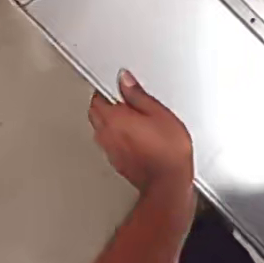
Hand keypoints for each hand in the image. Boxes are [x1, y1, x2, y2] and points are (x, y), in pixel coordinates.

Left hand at [87, 70, 194, 208]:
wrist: (168, 182)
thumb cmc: (167, 150)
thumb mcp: (158, 112)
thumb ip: (137, 94)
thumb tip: (125, 80)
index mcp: (113, 118)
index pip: (98, 97)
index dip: (107, 88)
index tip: (118, 85)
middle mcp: (106, 134)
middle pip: (95, 112)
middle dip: (105, 103)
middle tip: (122, 98)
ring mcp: (110, 150)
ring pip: (100, 129)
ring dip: (109, 120)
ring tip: (128, 116)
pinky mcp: (117, 162)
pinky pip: (110, 143)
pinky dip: (116, 136)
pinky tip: (132, 136)